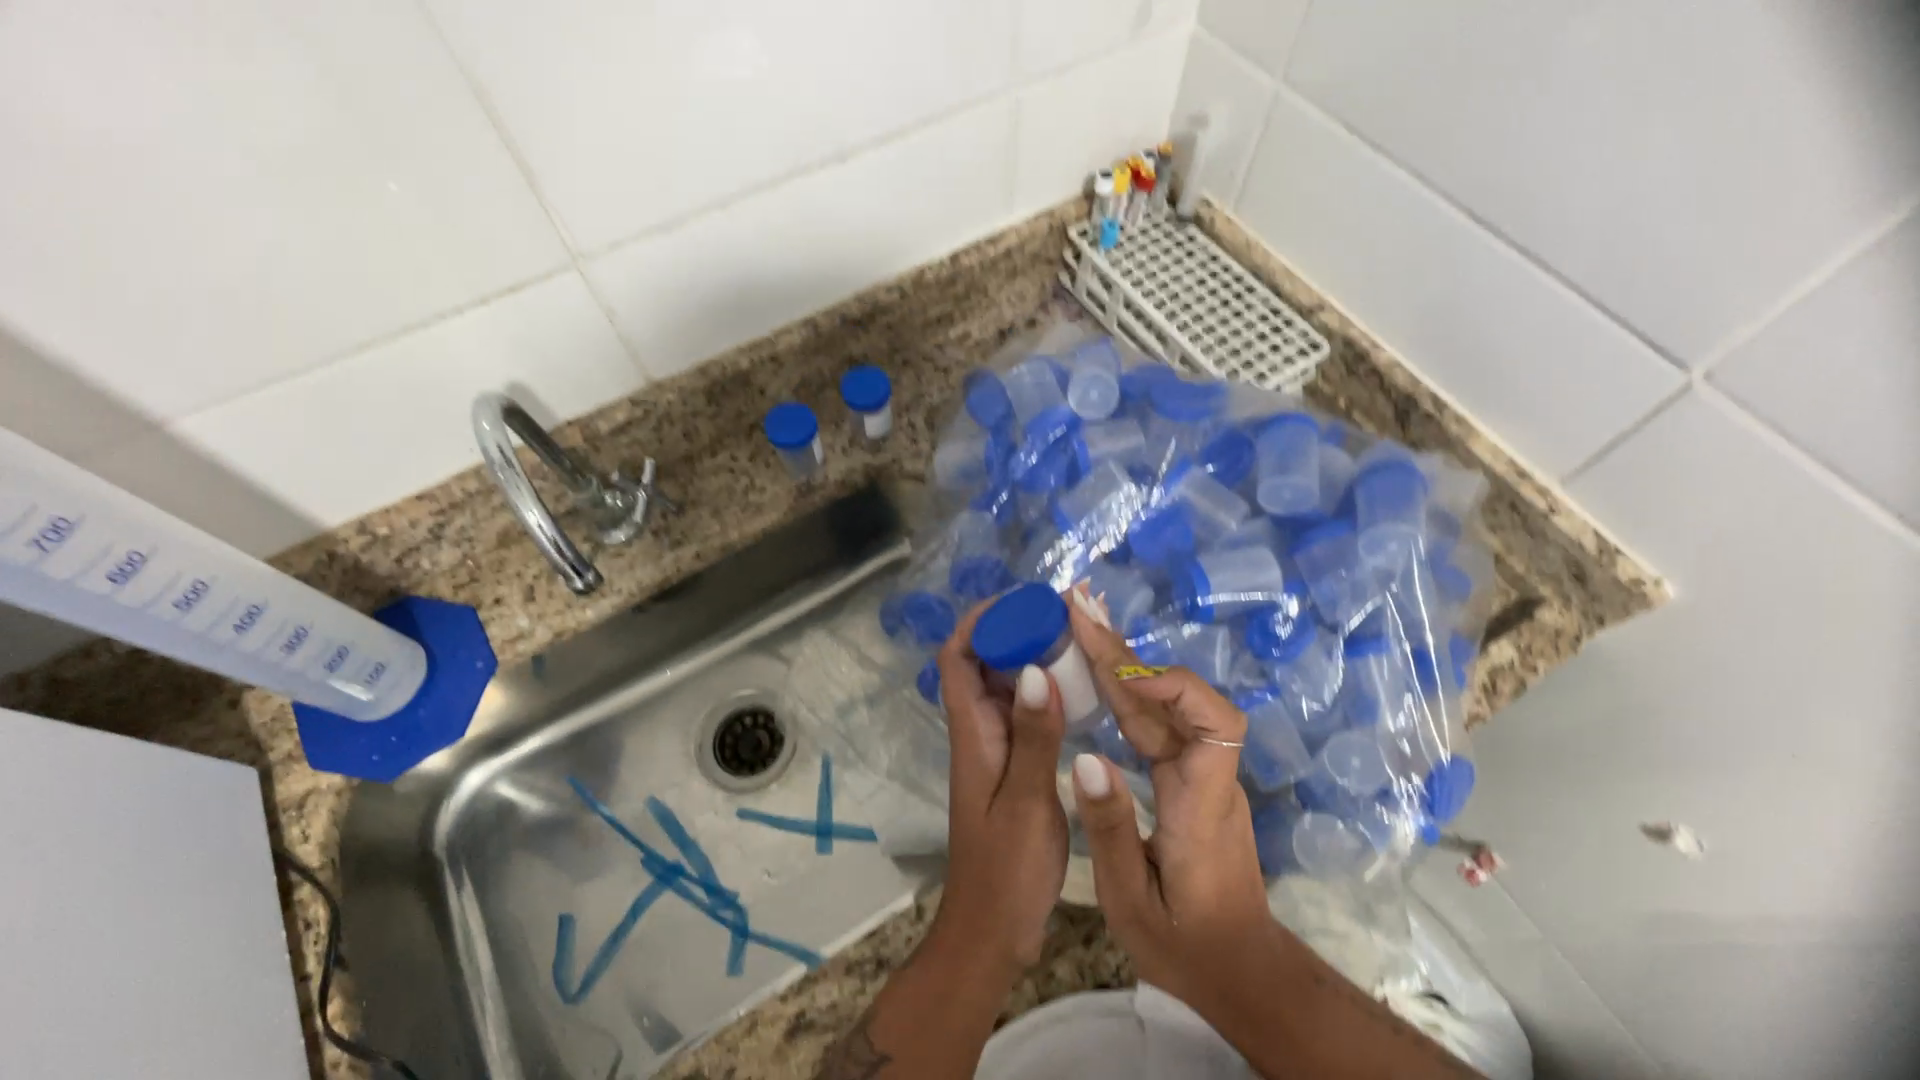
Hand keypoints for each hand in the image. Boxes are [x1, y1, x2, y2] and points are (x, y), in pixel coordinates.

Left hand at [932, 601, 1069, 971]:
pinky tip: (1084, 691)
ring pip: (1009, 687)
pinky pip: (1027, 715)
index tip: (1026, 600)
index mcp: (972, 734)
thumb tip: (1032, 668)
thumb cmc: (1007, 870)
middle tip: (1071, 614)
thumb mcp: (1027, 801)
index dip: (983, 621)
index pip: (959, 657)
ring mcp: (996, 751)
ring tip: (1083, 639)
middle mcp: (979, 733)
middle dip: (1019, 630)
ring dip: (1036, 658)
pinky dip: (1048, 694)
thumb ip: (1034, 737)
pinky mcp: (1014, 768)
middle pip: (986, 664)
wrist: (994, 930)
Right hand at [1063, 587, 1274, 1007]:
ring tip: (1078, 625)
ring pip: (1165, 705)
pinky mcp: (1187, 779)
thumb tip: (1085, 759)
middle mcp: (1208, 776)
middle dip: (1125, 653)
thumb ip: (1110, 828)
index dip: (1169, 684)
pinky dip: (1125, 693)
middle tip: (1076, 610)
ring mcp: (1200, 775)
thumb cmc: (1185, 945)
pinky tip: (1097, 674)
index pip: (1212, 722)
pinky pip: (1157, 724)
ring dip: (1122, 663)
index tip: (1117, 666)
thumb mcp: (1132, 900)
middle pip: (1178, 699)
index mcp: (1201, 803)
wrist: (1237, 967)